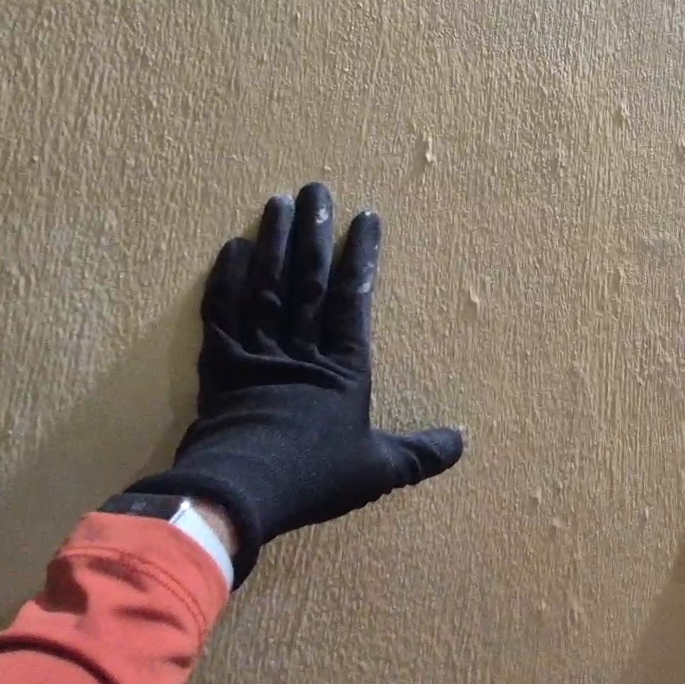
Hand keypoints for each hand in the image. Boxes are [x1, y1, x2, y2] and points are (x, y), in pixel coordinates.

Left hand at [130, 183, 463, 585]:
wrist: (238, 494)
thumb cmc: (313, 476)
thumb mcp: (377, 470)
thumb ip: (419, 453)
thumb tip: (463, 442)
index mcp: (342, 365)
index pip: (353, 297)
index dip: (360, 255)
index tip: (365, 216)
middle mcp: (301, 346)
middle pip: (308, 279)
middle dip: (314, 232)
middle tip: (316, 189)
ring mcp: (257, 351)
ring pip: (267, 285)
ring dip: (272, 242)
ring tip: (278, 202)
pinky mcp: (221, 363)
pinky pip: (223, 312)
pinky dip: (225, 280)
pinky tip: (232, 248)